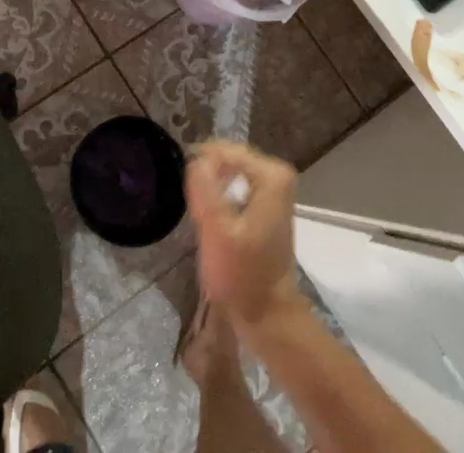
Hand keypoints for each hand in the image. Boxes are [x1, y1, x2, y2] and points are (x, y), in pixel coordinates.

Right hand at [186, 141, 304, 328]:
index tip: (185, 189)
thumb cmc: (241, 275)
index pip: (225, 150)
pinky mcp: (266, 206)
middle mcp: (278, 176)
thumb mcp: (217, 232)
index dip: (200, 164)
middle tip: (191, 202)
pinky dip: (220, 195)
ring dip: (211, 186)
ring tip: (198, 210)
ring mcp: (274, 191)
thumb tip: (196, 159)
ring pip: (230, 172)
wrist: (266, 313)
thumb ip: (206, 191)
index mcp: (271, 176)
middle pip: (229, 158)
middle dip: (207, 174)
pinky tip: (211, 217)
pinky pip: (235, 186)